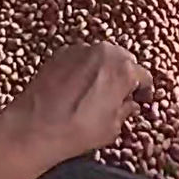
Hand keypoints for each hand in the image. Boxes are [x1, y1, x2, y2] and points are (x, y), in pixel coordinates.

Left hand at [0, 42, 150, 167]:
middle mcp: (104, 52)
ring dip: (104, 69)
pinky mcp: (61, 53)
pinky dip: (84, 68)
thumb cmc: (76, 129)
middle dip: (125, 75)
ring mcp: (81, 49)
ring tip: (96, 92)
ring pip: (102, 56)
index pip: (143, 76)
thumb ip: (126, 110)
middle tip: (120, 95)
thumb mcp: (111, 127)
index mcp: (124, 70)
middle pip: (124, 60)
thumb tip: (129, 104)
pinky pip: (81, 58)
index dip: (144, 90)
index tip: (141, 99)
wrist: (34, 126)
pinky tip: (78, 88)